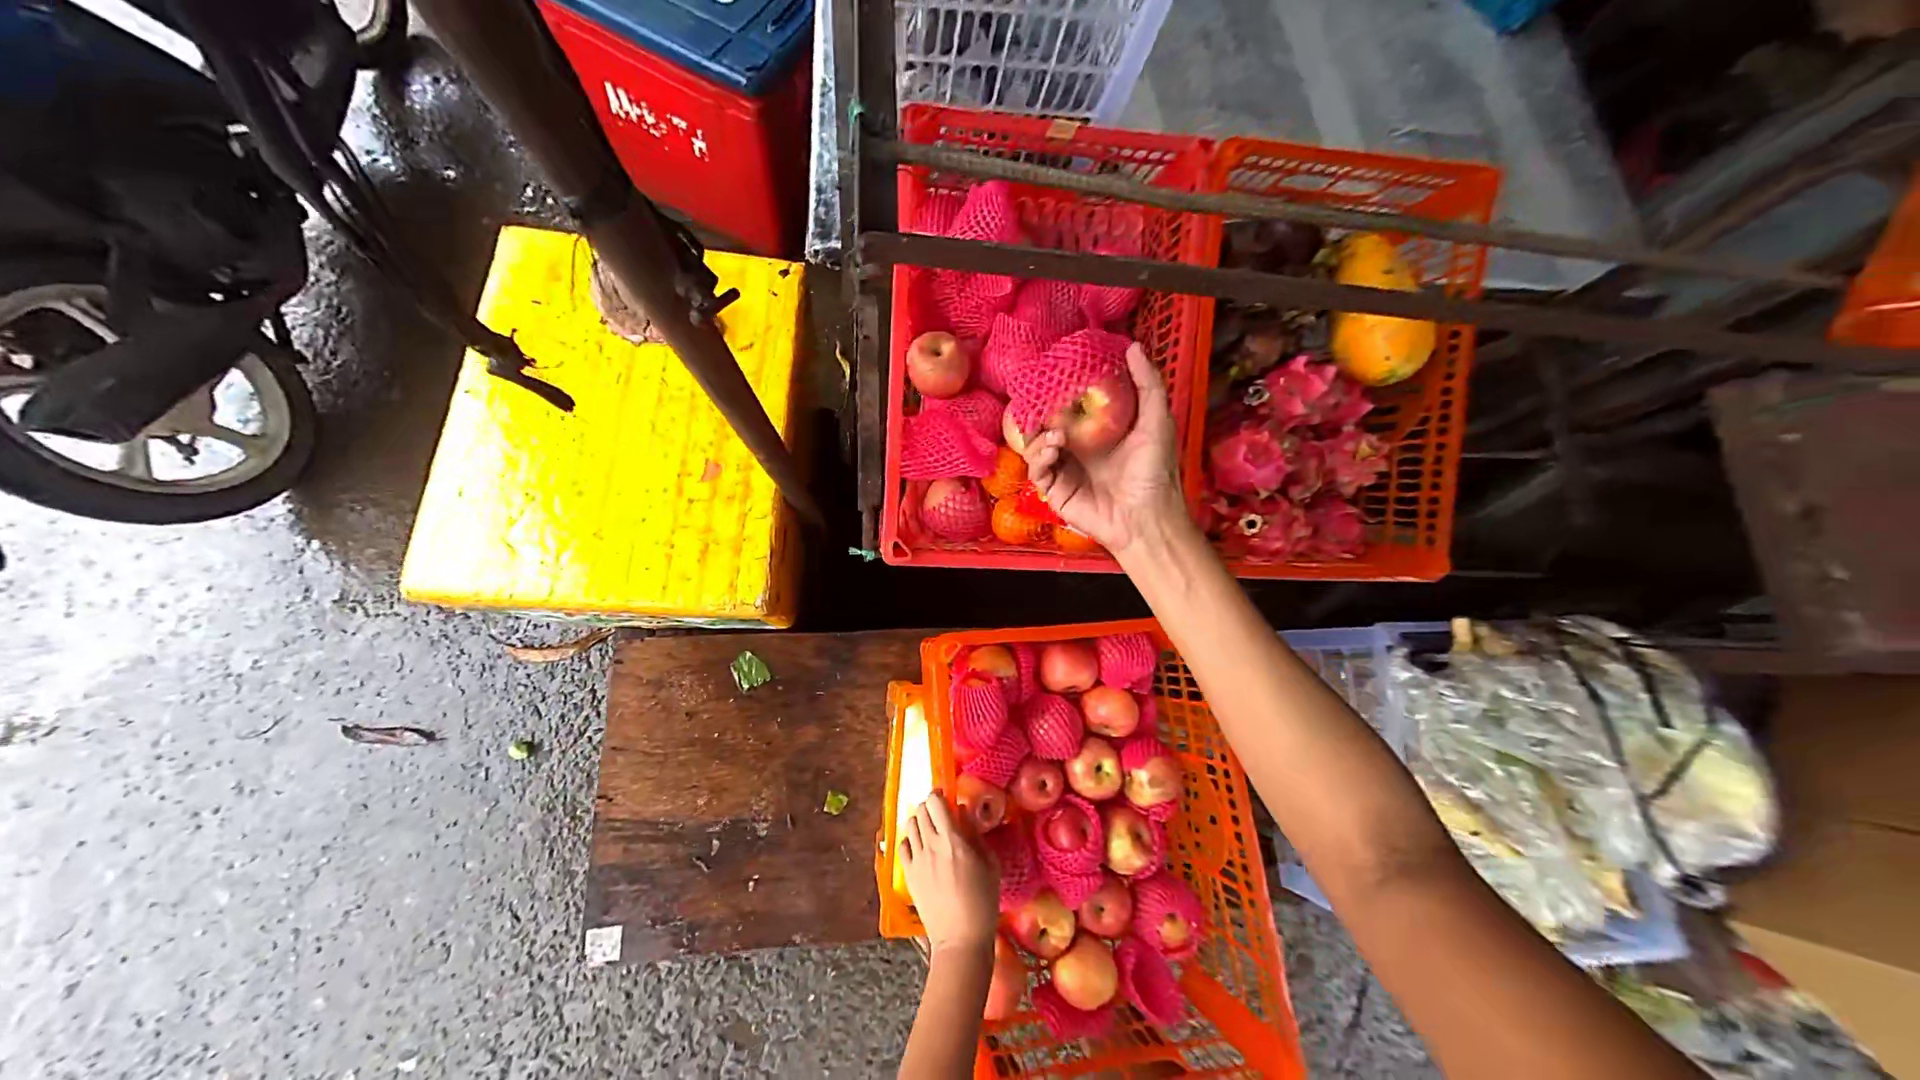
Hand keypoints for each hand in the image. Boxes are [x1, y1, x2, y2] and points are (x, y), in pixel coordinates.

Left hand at [900, 793, 998, 958]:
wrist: (960, 938)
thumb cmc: (983, 901)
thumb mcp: (989, 864)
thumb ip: (975, 834)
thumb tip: (962, 811)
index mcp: (953, 841)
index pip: (936, 803)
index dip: (939, 795)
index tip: (945, 797)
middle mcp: (931, 845)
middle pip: (922, 810)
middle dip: (930, 806)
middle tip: (940, 813)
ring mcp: (917, 860)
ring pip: (910, 825)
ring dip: (920, 821)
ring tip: (930, 829)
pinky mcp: (908, 875)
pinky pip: (902, 846)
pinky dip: (910, 840)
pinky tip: (920, 846)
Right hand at [1022, 343, 1187, 555]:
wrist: (1146, 518)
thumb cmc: (1154, 472)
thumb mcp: (1157, 420)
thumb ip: (1147, 384)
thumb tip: (1134, 347)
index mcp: (1099, 434)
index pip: (1072, 408)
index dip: (1060, 393)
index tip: (1055, 376)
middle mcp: (1078, 450)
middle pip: (1048, 425)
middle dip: (1041, 414)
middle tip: (1040, 403)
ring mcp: (1065, 470)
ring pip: (1037, 445)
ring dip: (1041, 436)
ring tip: (1057, 435)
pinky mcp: (1055, 491)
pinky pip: (1036, 469)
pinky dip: (1040, 456)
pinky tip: (1054, 450)